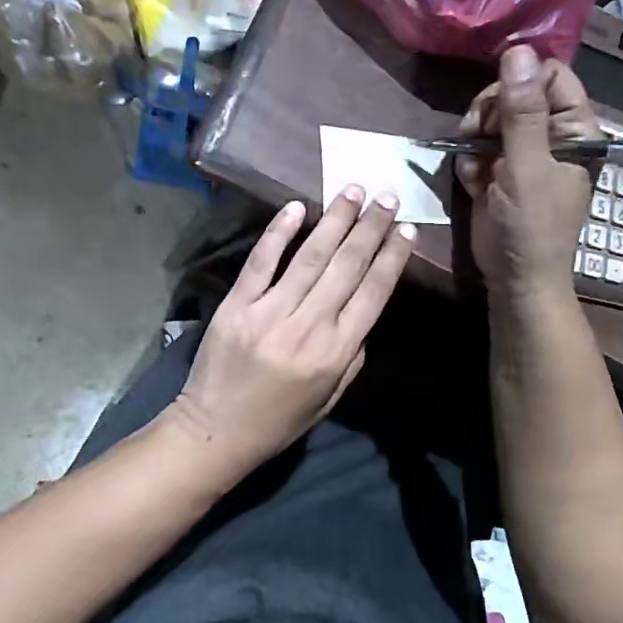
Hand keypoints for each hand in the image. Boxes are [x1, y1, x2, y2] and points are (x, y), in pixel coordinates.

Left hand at [170, 187, 415, 476]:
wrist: (215, 431)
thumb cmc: (277, 421)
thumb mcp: (330, 399)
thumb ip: (352, 356)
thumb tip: (362, 312)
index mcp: (335, 353)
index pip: (373, 294)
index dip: (392, 258)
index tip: (406, 228)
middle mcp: (308, 327)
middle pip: (346, 267)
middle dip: (370, 228)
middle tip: (387, 196)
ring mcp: (269, 313)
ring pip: (310, 257)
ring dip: (335, 220)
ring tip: (353, 190)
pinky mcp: (236, 306)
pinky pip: (261, 262)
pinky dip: (279, 232)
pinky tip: (297, 207)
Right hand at [456, 45, 604, 292]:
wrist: (514, 276)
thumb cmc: (532, 224)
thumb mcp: (527, 165)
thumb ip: (521, 111)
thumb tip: (518, 51)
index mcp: (573, 129)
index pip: (550, 76)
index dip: (519, 82)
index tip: (496, 104)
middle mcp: (549, 135)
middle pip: (513, 93)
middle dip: (489, 112)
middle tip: (476, 134)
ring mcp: (521, 153)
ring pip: (490, 119)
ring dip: (473, 138)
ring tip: (474, 164)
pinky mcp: (497, 170)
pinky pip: (476, 147)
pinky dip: (469, 162)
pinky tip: (473, 182)